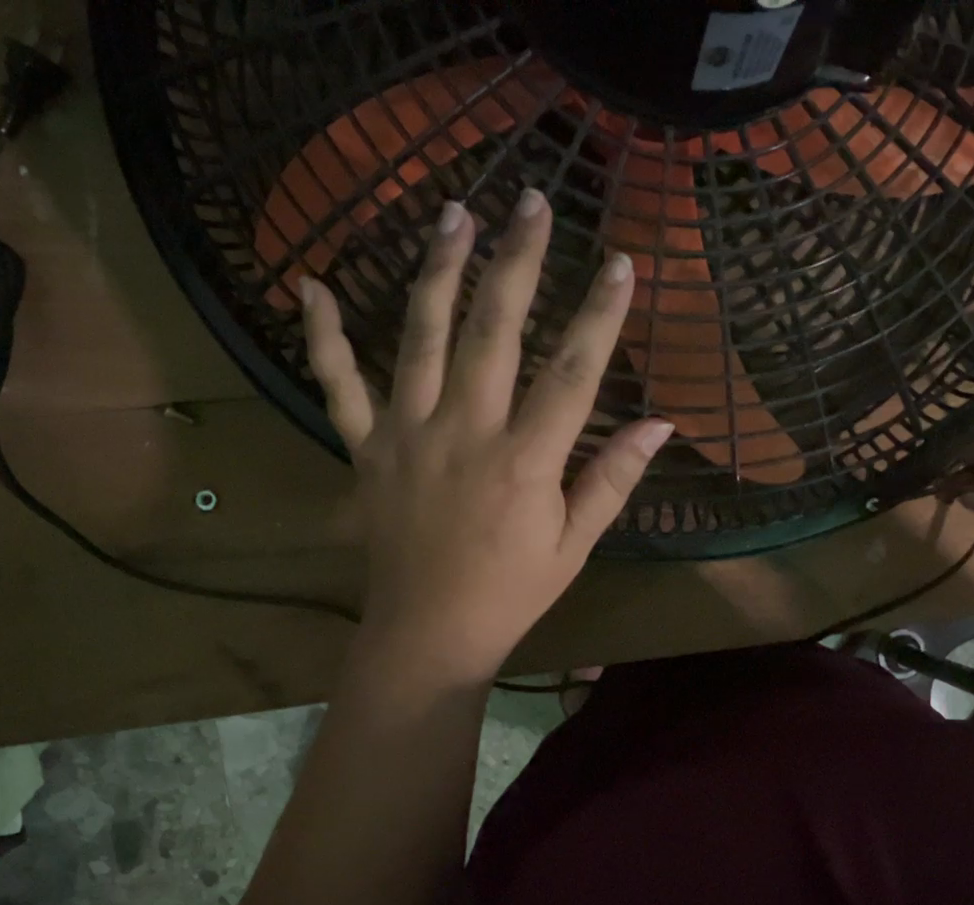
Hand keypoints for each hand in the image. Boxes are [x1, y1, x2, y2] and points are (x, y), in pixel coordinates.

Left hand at [301, 191, 673, 680]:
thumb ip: (614, 481)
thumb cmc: (512, 592)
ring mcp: (407, 435)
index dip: (601, 315)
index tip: (622, 262)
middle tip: (532, 202)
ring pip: (421, 338)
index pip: (572, 374)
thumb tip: (661, 424)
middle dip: (519, 262)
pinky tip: (312, 286)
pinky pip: (339, 386)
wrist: (428, 634)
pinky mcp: (366, 447)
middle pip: (494, 332)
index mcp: (525, 463)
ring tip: (454, 213)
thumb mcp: (575, 545)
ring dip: (439, 270)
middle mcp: (465, 433)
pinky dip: (323, 337)